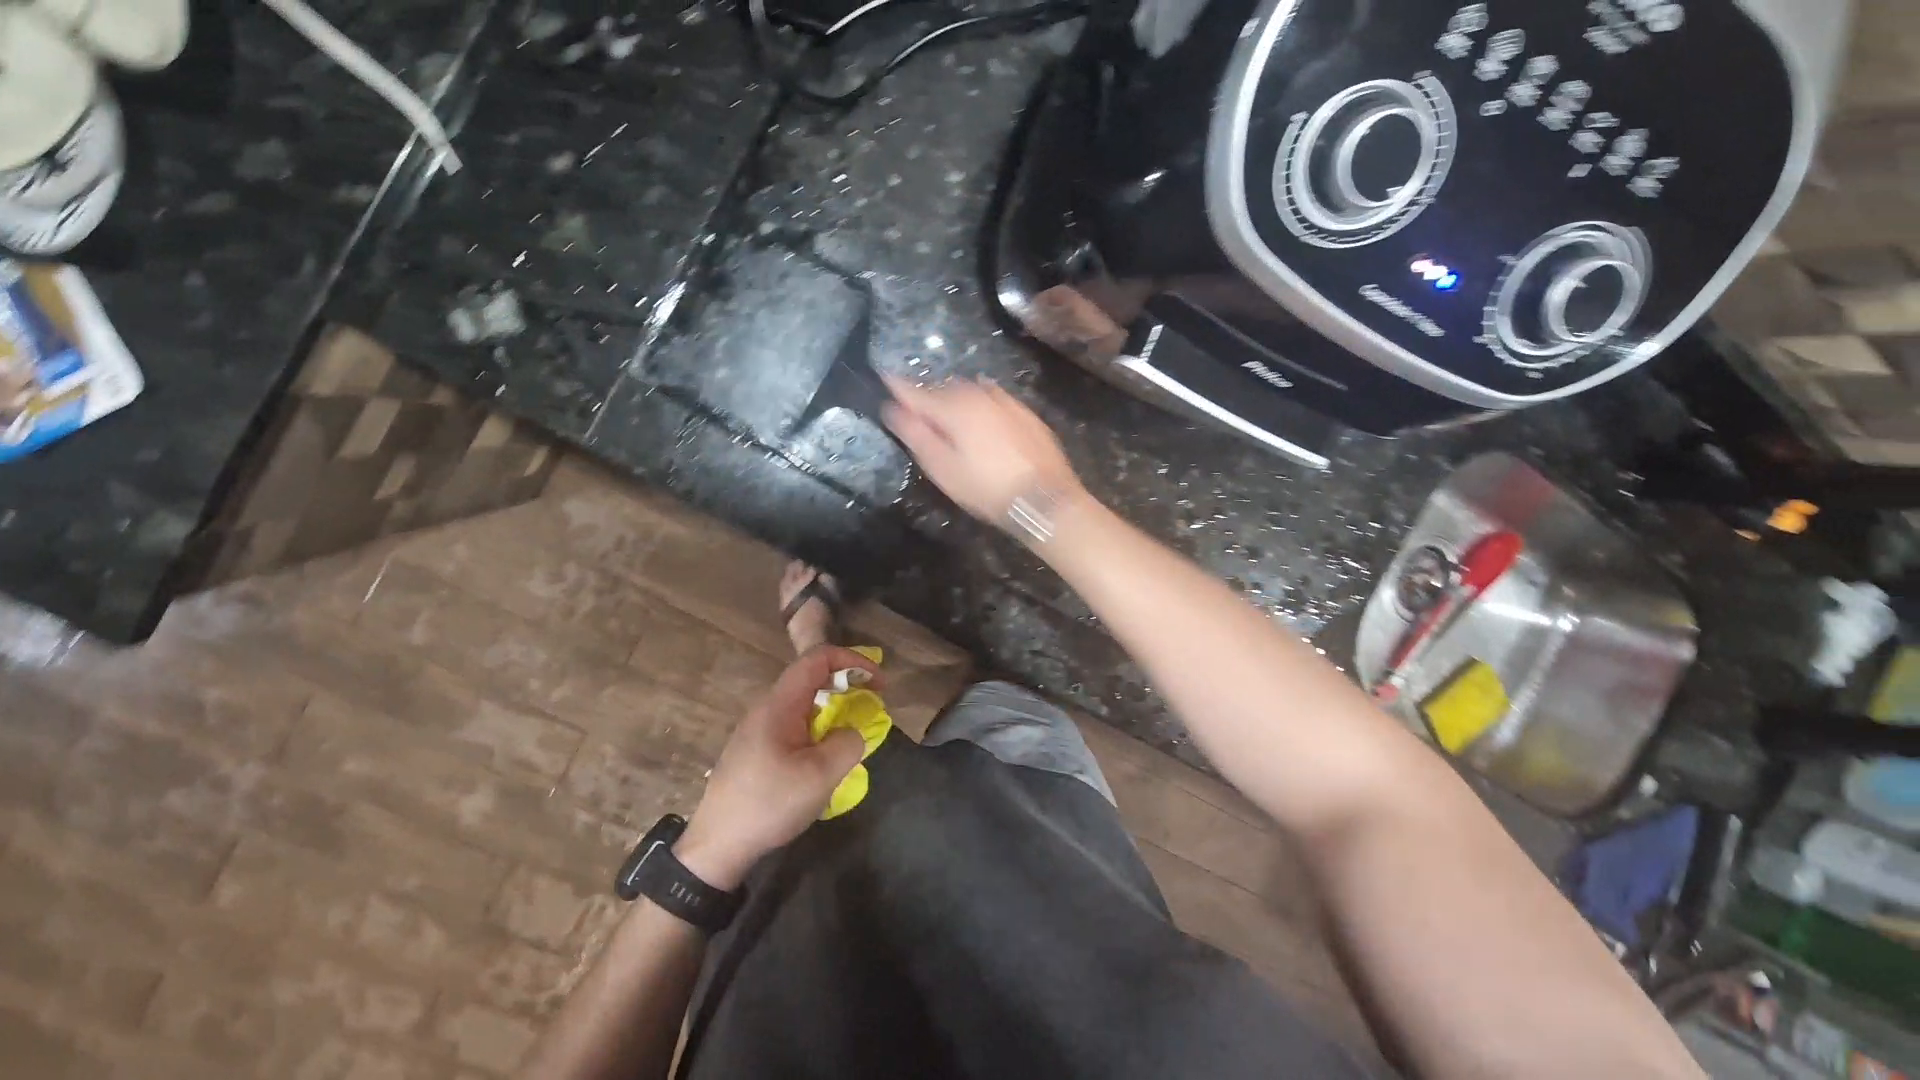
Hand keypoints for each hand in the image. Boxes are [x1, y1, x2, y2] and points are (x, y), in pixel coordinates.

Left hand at [676, 646, 882, 889]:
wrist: (718, 844)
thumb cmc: (770, 803)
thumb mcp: (821, 776)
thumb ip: (847, 744)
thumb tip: (852, 732)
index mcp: (779, 705)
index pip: (817, 659)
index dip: (852, 661)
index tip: (880, 683)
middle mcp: (766, 709)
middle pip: (810, 678)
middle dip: (846, 685)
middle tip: (872, 706)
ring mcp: (757, 730)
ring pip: (802, 704)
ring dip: (833, 710)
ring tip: (852, 734)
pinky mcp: (755, 751)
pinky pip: (793, 726)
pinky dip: (818, 729)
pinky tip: (824, 759)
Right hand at [882, 376, 1084, 525]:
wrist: (1045, 498)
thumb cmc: (987, 488)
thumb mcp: (943, 468)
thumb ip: (916, 434)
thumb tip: (892, 409)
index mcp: (954, 407)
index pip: (916, 391)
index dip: (897, 386)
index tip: (883, 378)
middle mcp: (979, 394)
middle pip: (944, 389)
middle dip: (929, 397)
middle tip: (917, 414)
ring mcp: (1006, 401)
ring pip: (970, 393)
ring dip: (955, 401)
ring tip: (948, 420)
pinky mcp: (1025, 413)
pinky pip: (993, 401)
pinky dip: (980, 406)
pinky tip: (980, 423)